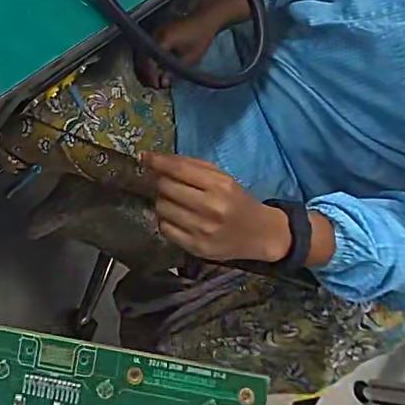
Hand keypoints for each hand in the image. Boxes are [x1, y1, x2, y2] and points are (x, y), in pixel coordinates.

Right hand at [139, 0, 252, 86]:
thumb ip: (175, 71)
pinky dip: (151, 61)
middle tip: (154, 85)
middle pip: (142, 58)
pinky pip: (149, 50)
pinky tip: (158, 69)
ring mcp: (154, 34)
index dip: (150, 75)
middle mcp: (154, 35)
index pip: (148, 61)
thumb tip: (163, 82)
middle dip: (147, 73)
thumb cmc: (200, 38)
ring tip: (156, 79)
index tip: (156, 85)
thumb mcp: (190, 59)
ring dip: (148, 68)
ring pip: (144, 54)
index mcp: (162, 40)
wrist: (205, 19)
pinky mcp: (157, 34)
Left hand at [139, 152, 290, 262]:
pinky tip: (176, 217)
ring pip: (162, 207)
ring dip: (162, 200)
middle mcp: (211, 208)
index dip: (157, 162)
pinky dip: (165, 219)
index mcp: (220, 186)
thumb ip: (192, 166)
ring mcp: (202, 230)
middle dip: (161, 181)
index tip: (144, 157)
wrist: (260, 235)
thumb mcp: (223, 178)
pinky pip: (165, 228)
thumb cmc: (237, 201)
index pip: (179, 170)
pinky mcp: (196, 248)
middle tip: (165, 182)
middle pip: (166, 188)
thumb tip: (156, 159)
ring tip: (174, 201)